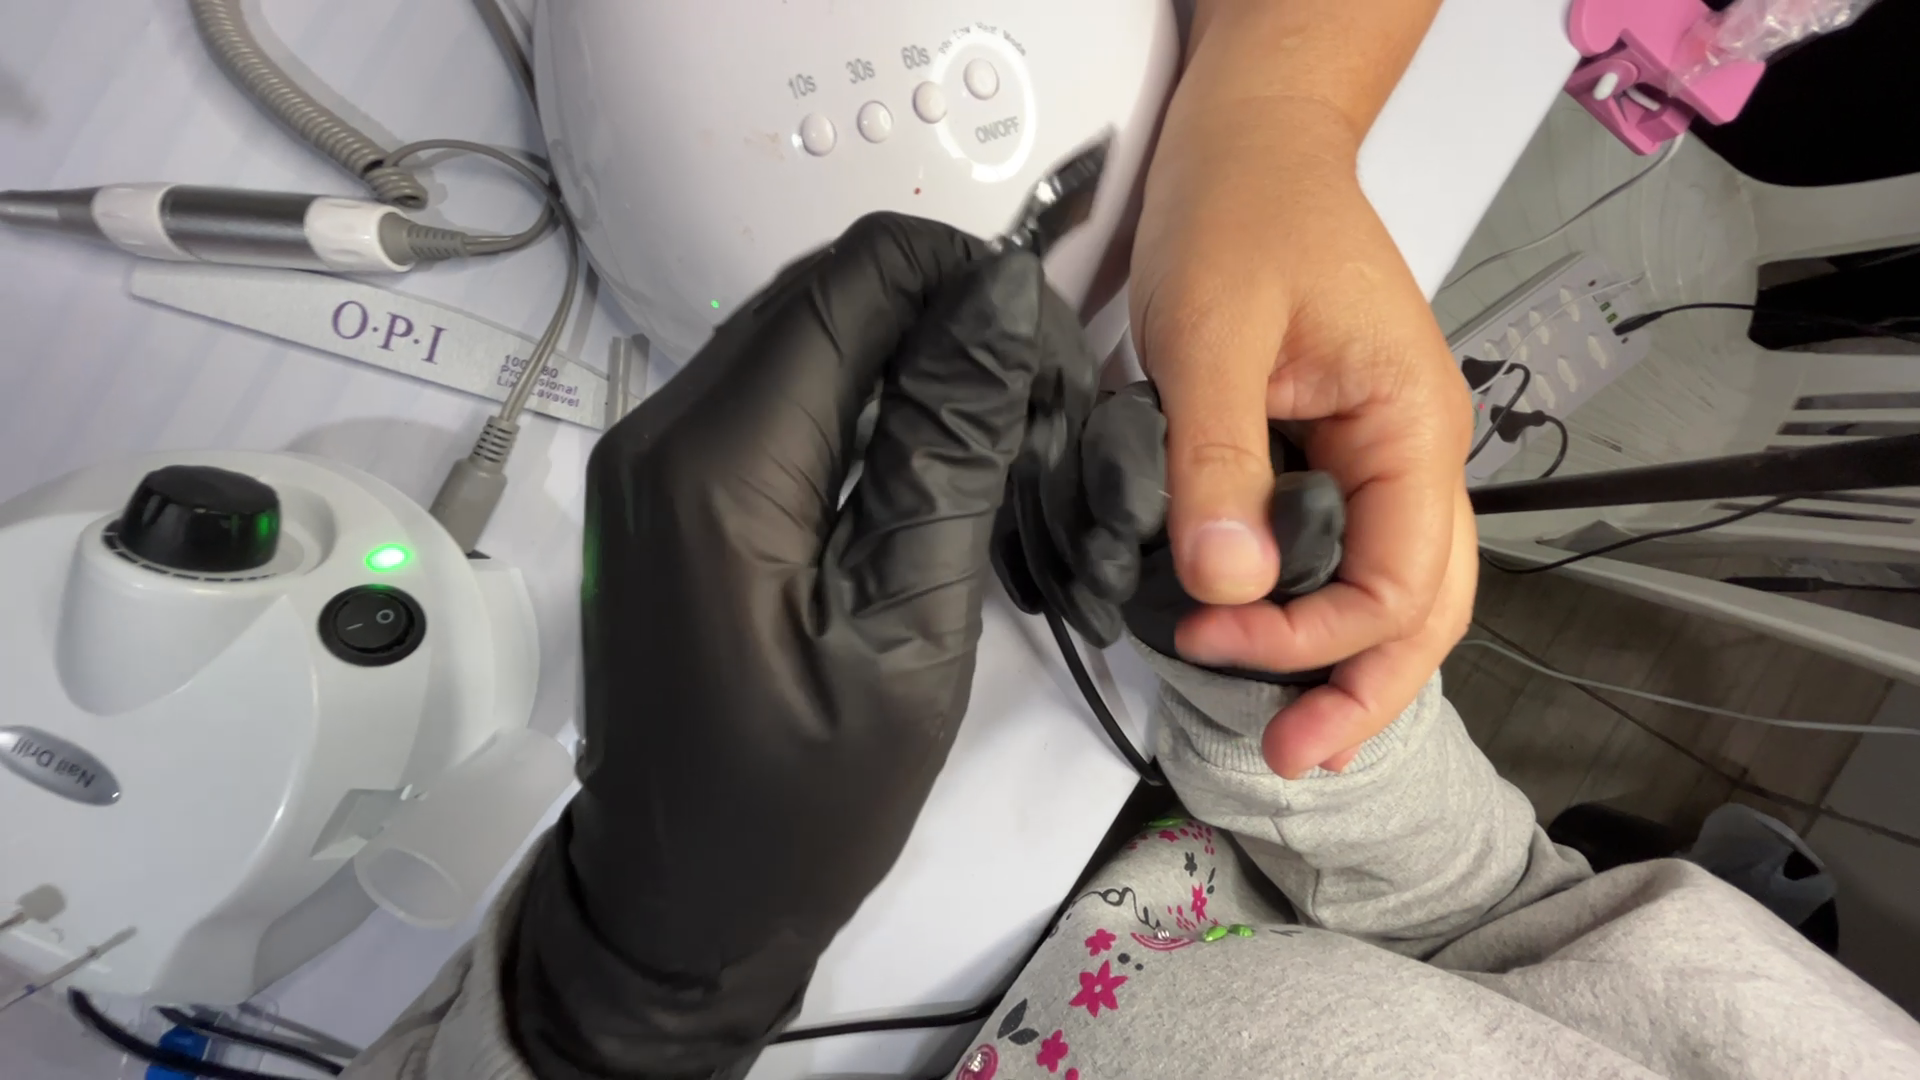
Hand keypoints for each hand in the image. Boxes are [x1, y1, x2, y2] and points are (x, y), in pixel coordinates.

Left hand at [509, 215, 1084, 1075]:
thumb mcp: (908, 635)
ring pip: (801, 337)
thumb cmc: (805, 802)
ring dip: (905, 359)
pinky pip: (773, 395)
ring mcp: (651, 456)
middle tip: (1032, 406)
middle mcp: (661, 429)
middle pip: (824, 294)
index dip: (962, 280)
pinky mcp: (665, 489)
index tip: (1044, 353)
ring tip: (990, 436)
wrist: (681, 898)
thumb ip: (947, 454)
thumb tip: (993, 298)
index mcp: (720, 466)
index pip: (853, 282)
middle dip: (941, 317)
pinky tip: (916, 459)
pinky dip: (857, 400)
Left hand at [1130, 101, 1473, 776]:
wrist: (1247, 148)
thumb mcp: (1214, 341)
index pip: (1398, 582)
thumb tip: (1228, 585)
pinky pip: (1332, 545)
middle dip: (1359, 686)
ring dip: (1337, 656)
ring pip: (1382, 582)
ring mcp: (1366, 452)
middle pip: (1419, 603)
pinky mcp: (1317, 444)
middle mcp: (1406, 453)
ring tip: (1286, 719)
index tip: (1212, 643)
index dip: (1313, 640)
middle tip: (1290, 754)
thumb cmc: (1238, 218)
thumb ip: (1218, 461)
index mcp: (1408, 430)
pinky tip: (1263, 631)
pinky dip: (1304, 602)